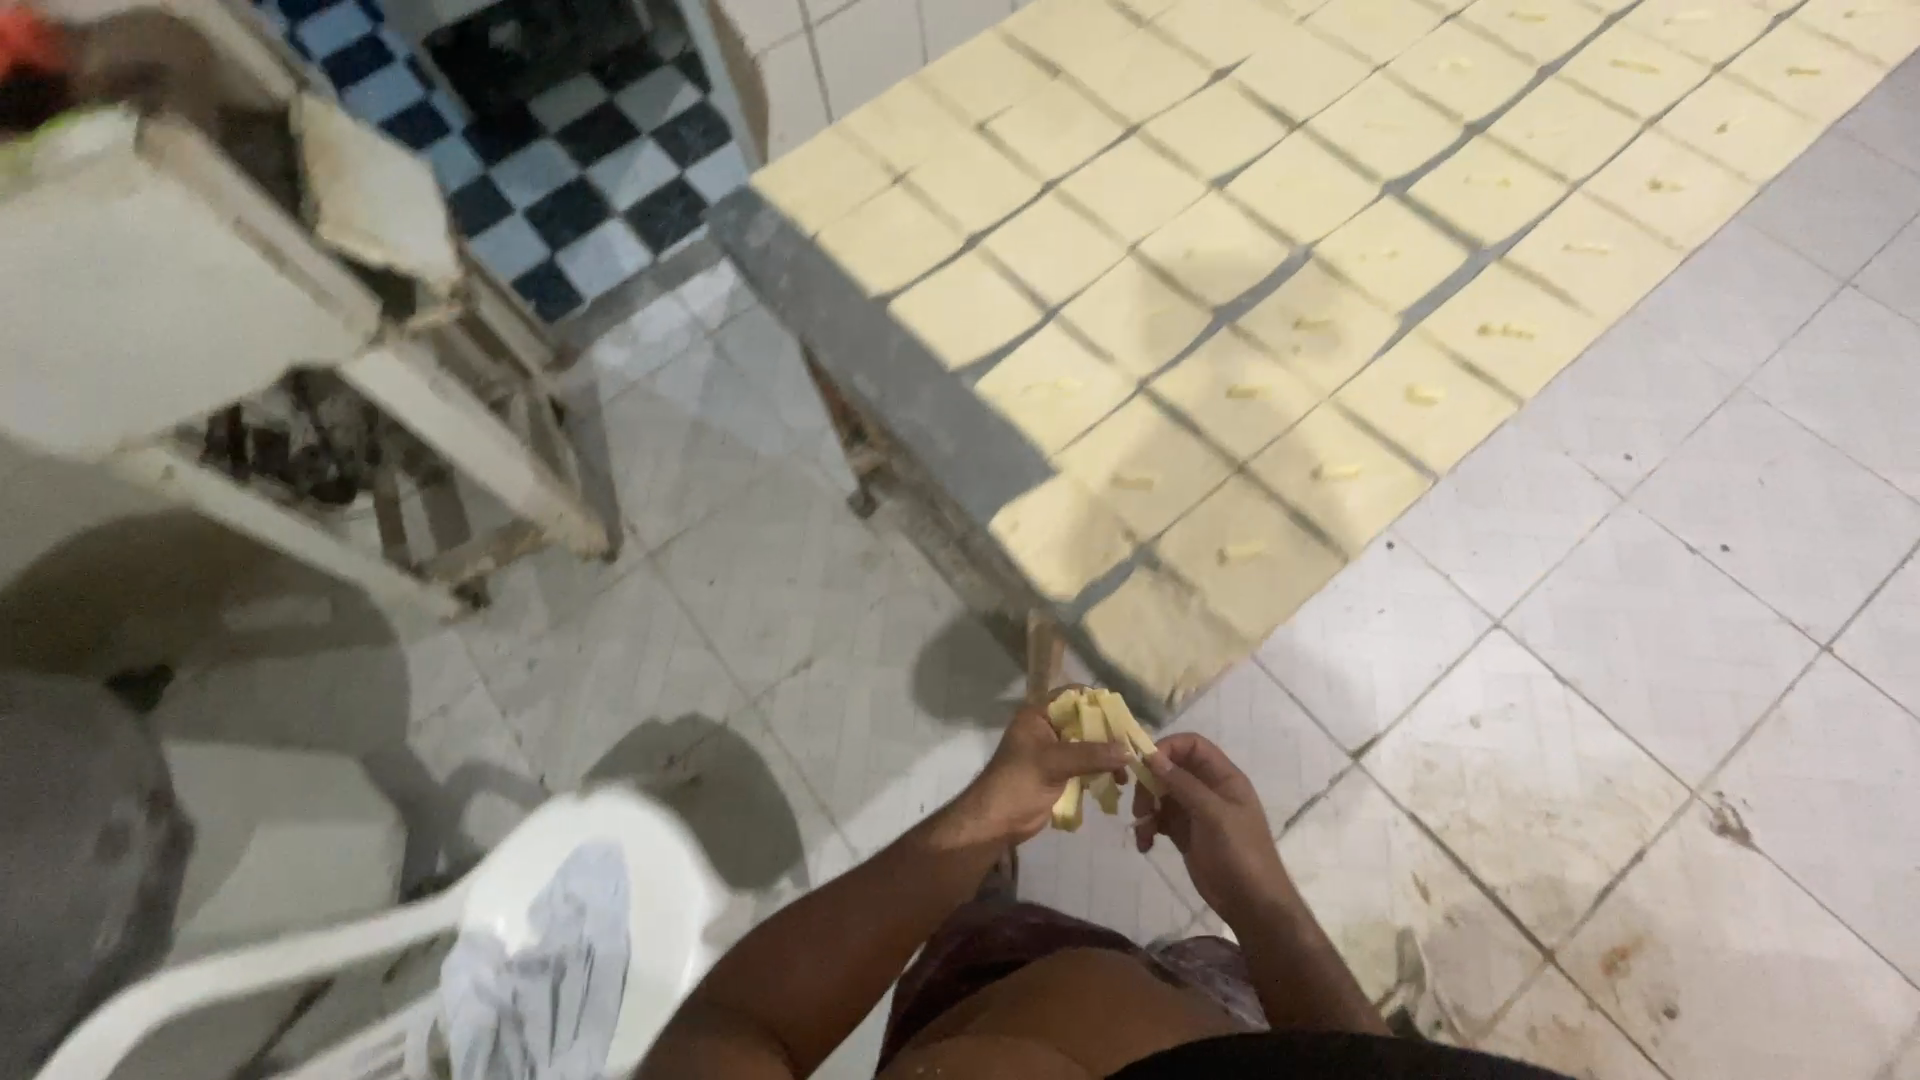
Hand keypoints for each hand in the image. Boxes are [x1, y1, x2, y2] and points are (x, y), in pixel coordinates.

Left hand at [948, 704, 1129, 846]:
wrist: (995, 822)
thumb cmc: (1018, 783)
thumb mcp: (1054, 764)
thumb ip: (1091, 754)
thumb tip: (1128, 750)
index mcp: (1038, 715)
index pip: (1072, 696)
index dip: (1097, 702)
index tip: (1123, 716)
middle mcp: (1047, 728)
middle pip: (1084, 721)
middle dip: (1108, 734)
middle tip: (1132, 747)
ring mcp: (1054, 752)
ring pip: (1087, 745)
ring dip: (1107, 756)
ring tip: (1125, 772)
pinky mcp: (1059, 773)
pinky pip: (1085, 765)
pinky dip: (1100, 771)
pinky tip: (1116, 782)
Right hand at [1132, 733, 1296, 928]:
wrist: (1251, 904)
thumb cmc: (1241, 853)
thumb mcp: (1213, 815)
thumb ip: (1183, 784)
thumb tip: (1152, 756)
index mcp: (1223, 777)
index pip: (1192, 745)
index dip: (1168, 747)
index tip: (1145, 764)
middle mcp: (1208, 789)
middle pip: (1170, 769)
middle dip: (1150, 783)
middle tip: (1140, 805)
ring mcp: (1195, 811)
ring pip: (1161, 794)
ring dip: (1146, 808)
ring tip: (1143, 829)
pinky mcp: (1184, 833)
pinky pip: (1159, 819)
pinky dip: (1148, 827)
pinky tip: (1145, 843)